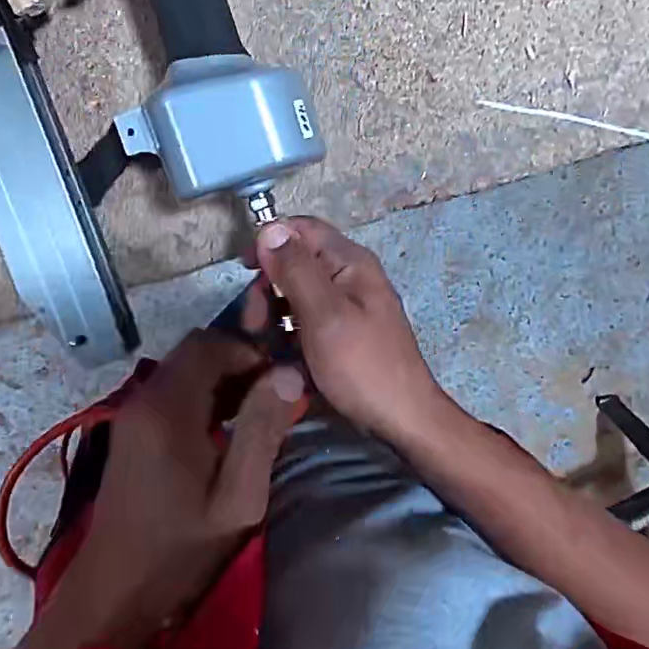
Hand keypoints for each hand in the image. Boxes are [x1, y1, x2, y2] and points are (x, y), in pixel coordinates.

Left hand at [57, 331, 304, 648]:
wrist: (115, 592)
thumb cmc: (181, 548)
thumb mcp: (238, 498)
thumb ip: (263, 430)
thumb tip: (289, 372)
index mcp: (168, 408)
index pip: (209, 343)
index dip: (248, 350)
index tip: (278, 379)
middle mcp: (144, 399)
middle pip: (194, 351)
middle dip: (237, 361)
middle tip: (271, 394)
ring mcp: (133, 413)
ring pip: (183, 369)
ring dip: (221, 378)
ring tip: (256, 411)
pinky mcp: (131, 430)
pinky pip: (171, 391)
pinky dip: (202, 394)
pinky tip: (225, 428)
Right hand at [251, 216, 454, 440]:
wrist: (402, 418)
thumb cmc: (363, 366)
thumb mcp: (323, 315)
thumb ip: (296, 270)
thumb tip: (269, 229)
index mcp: (350, 261)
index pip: (301, 229)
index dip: (269, 242)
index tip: (245, 271)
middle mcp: (350, 275)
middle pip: (296, 261)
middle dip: (268, 286)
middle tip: (254, 323)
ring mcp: (349, 304)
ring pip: (297, 292)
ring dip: (275, 312)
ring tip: (266, 344)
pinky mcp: (344, 330)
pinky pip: (307, 318)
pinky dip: (290, 330)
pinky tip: (282, 354)